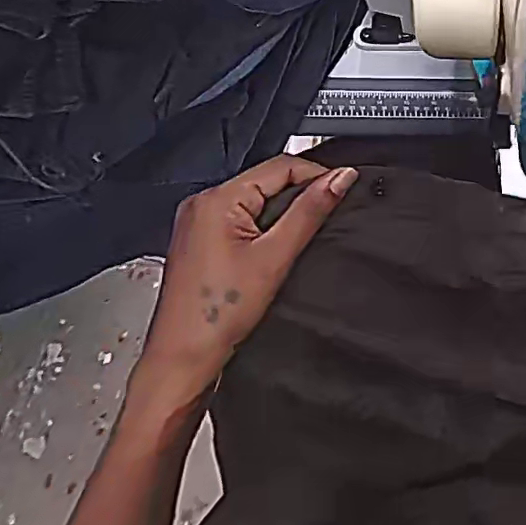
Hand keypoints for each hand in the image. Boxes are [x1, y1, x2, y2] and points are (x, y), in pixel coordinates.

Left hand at [132, 156, 357, 405]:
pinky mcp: (201, 239)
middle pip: (268, 179)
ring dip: (283, 212)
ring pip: (257, 199)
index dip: (317, 174)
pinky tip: (273, 249)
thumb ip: (310, 211)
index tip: (343, 187)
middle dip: (301, 193)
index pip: (281, 165)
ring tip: (300, 236)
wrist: (182, 359)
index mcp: (216, 199)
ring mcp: (199, 221)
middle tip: (327, 215)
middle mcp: (202, 203)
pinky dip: (264, 227)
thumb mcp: (275, 256)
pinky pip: (242, 217)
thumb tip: (340, 178)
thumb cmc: (216, 315)